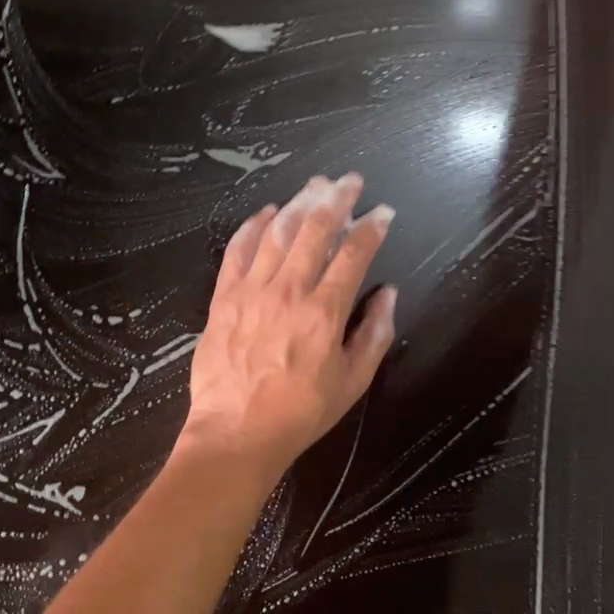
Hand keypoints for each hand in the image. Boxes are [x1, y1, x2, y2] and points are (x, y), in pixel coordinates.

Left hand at [180, 174, 397, 476]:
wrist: (235, 432)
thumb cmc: (300, 412)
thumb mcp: (352, 383)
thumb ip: (375, 334)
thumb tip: (389, 293)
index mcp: (325, 311)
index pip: (354, 253)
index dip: (372, 227)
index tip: (383, 211)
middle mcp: (289, 289)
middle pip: (316, 228)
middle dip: (337, 197)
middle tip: (351, 180)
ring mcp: (252, 288)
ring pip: (279, 230)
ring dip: (300, 201)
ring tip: (316, 184)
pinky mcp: (224, 294)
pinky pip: (238, 248)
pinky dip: (254, 225)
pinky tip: (268, 211)